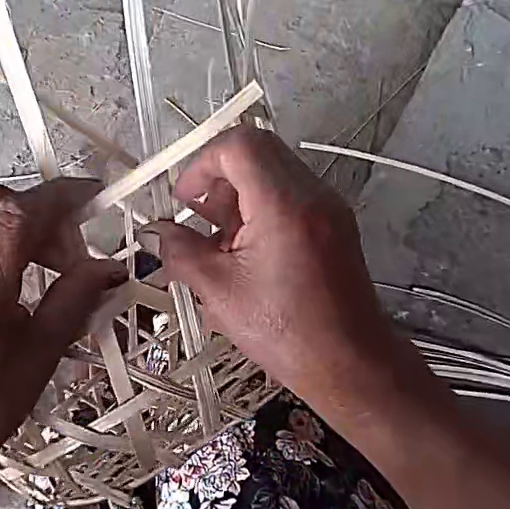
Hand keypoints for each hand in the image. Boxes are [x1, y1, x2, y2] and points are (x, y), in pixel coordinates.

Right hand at [142, 126, 399, 403]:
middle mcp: (312, 194)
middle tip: (203, 218)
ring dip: (240, 195)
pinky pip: (291, 193)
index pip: (239, 145)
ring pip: (274, 169)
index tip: (187, 200)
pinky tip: (249, 253)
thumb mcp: (220, 293)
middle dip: (219, 178)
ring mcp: (329, 206)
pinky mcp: (334, 222)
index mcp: (284, 205)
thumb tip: (160, 233)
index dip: (202, 165)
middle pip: (257, 150)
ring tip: (224, 244)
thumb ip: (181, 252)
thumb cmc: (290, 334)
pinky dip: (262, 208)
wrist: (350, 363)